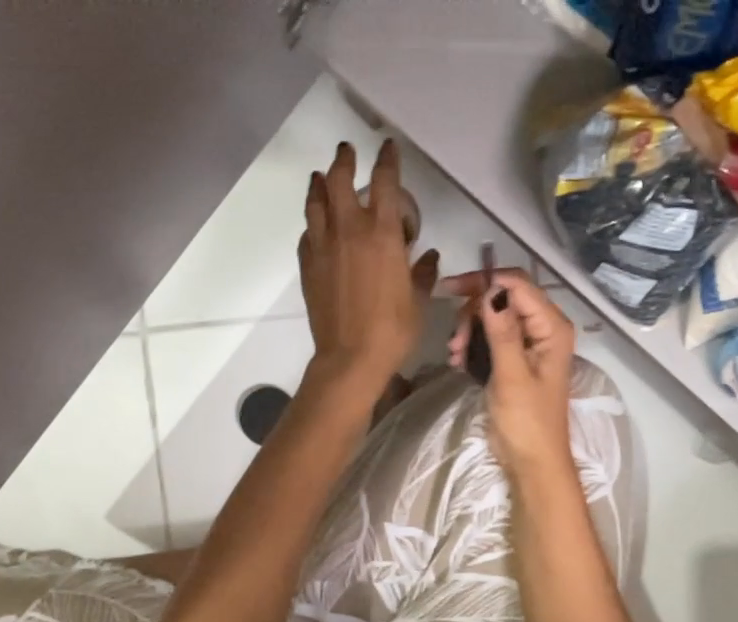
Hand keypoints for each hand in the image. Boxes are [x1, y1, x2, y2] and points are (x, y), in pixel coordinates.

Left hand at [298, 139, 439, 401]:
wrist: (350, 358)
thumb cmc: (392, 330)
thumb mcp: (418, 300)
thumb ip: (423, 273)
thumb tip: (429, 256)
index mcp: (382, 233)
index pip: (384, 182)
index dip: (386, 160)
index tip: (387, 147)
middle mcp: (349, 231)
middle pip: (339, 181)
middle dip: (344, 160)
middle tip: (347, 151)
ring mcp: (323, 247)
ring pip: (316, 202)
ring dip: (319, 184)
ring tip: (321, 175)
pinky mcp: (308, 267)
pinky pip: (308, 234)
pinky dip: (313, 222)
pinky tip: (316, 224)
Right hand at [442, 269, 575, 471]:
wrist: (532, 461)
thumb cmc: (527, 421)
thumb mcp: (511, 374)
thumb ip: (502, 330)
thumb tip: (491, 290)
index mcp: (552, 327)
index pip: (517, 285)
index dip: (484, 282)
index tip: (448, 290)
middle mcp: (544, 329)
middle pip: (504, 298)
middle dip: (473, 312)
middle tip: (453, 340)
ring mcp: (529, 344)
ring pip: (493, 317)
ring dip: (469, 331)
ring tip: (454, 356)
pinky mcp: (514, 360)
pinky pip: (490, 338)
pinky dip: (472, 345)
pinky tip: (459, 362)